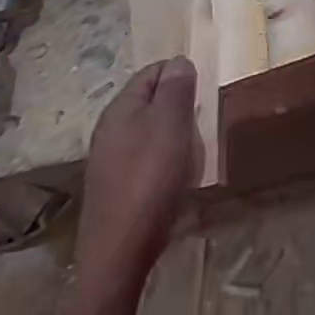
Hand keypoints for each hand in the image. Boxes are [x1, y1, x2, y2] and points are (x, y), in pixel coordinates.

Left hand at [78, 57, 196, 275]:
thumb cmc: (150, 178)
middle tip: (202, 121)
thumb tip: (179, 61)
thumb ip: (176, 87)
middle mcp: (110, 128)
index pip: (154, 71)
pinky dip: (164, 161)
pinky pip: (145, 159)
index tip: (204, 90)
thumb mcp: (171, 123)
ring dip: (174, 135)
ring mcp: (109, 160)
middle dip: (179, 106)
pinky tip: (176, 178)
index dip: (181, 73)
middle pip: (151, 101)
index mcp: (121, 107)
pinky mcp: (115, 188)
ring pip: (149, 131)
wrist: (119, 252)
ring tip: (193, 152)